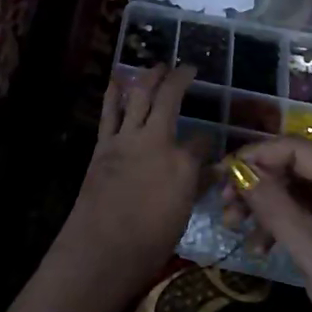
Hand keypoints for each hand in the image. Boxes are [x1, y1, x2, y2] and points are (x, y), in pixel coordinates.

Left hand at [57, 64, 202, 294]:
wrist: (102, 247)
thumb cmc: (149, 241)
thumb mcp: (182, 214)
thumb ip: (195, 186)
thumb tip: (209, 171)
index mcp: (183, 164)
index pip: (200, 141)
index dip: (206, 140)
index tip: (207, 141)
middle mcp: (157, 142)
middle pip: (169, 100)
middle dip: (179, 80)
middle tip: (187, 68)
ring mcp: (126, 140)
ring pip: (138, 97)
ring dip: (147, 77)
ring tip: (156, 64)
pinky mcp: (103, 145)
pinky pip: (110, 113)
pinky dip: (113, 94)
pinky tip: (116, 80)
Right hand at [234, 137, 311, 311]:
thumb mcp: (310, 252)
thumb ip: (274, 207)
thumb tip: (237, 171)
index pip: (299, 150)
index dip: (258, 155)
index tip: (224, 173)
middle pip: (293, 167)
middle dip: (257, 182)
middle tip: (225, 203)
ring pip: (293, 189)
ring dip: (261, 204)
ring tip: (233, 226)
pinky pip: (301, 211)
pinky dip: (277, 223)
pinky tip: (257, 246)